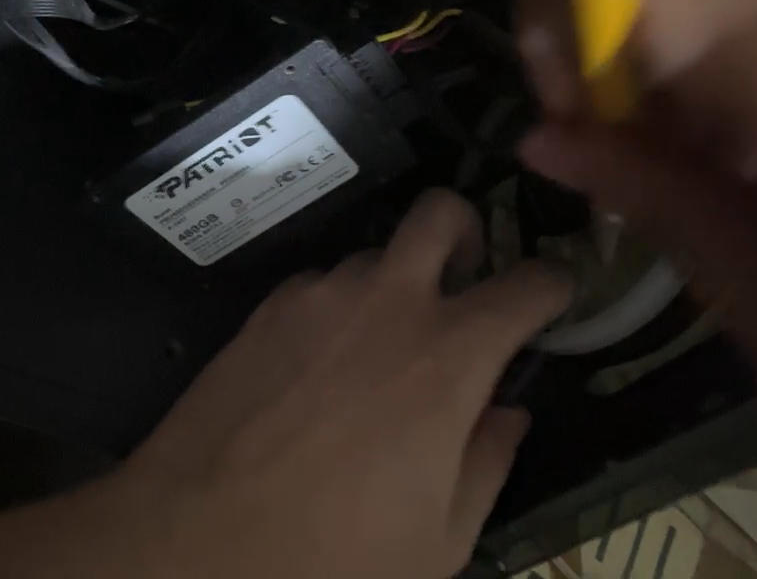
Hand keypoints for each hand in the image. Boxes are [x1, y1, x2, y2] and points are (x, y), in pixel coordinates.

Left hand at [115, 189, 572, 578]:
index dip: (554, 282)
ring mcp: (320, 294)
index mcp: (447, 355)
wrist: (200, 533)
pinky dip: (338, 308)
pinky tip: (320, 363)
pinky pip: (321, 284)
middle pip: (438, 212)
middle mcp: (385, 301)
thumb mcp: (440, 538)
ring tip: (381, 346)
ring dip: (394, 284)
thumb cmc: (334, 554)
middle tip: (466, 279)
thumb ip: (487, 461)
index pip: (526, 285)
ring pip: (374, 255)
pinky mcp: (269, 304)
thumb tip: (506, 411)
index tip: (557, 293)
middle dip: (468, 229)